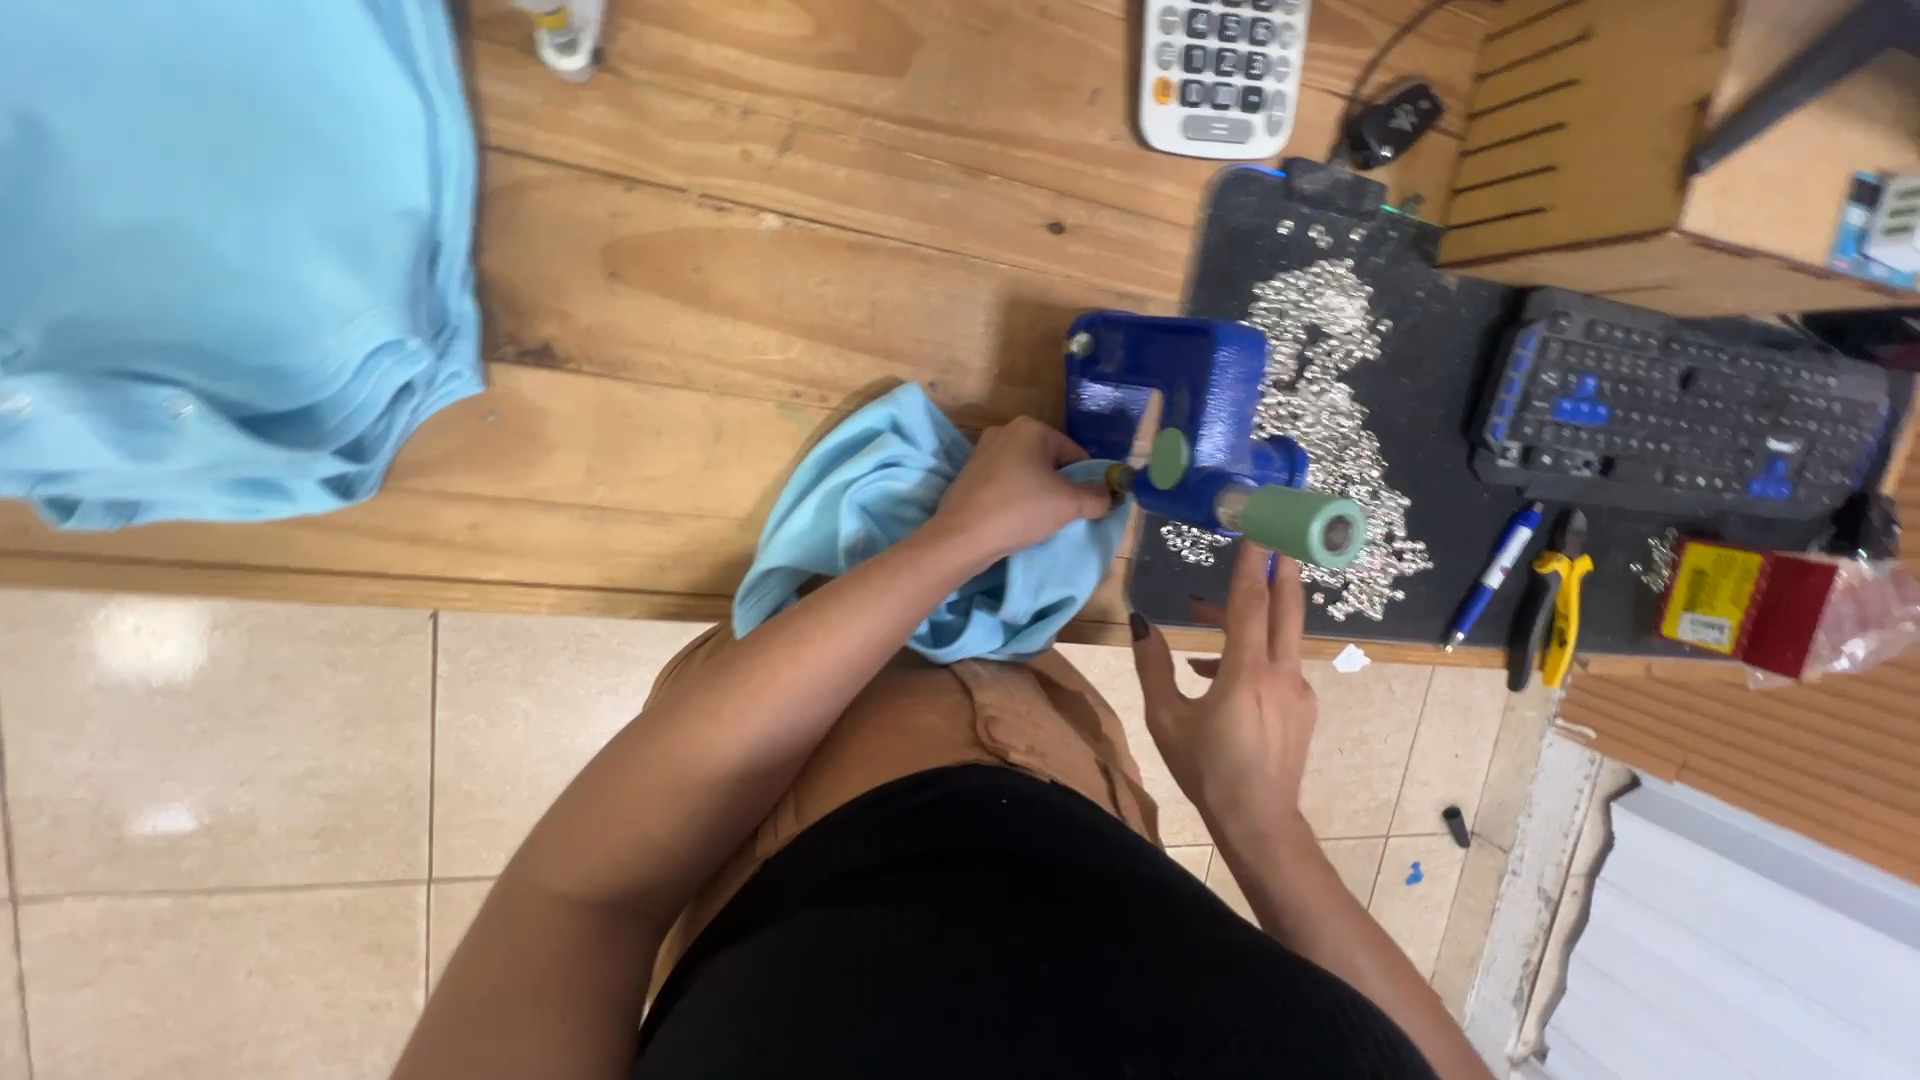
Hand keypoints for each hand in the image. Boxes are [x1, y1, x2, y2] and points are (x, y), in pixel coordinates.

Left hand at [928, 416, 1113, 562]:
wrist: (962, 536)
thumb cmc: (1020, 510)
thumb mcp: (1069, 505)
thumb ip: (1097, 497)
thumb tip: (1110, 496)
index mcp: (1031, 427)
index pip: (1075, 454)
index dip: (1086, 481)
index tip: (1084, 506)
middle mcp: (1005, 431)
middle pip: (1050, 461)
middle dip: (1060, 486)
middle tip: (1061, 514)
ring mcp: (983, 451)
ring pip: (1027, 473)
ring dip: (1038, 493)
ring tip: (1037, 519)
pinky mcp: (970, 474)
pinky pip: (1006, 483)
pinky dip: (1016, 498)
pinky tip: (1015, 518)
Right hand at [1130, 542, 1317, 840]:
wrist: (1258, 820)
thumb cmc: (1205, 769)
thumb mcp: (1166, 718)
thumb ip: (1154, 666)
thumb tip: (1141, 623)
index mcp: (1246, 673)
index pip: (1250, 604)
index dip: (1251, 565)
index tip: (1257, 531)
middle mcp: (1280, 674)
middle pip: (1286, 609)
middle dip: (1282, 571)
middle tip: (1277, 539)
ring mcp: (1297, 691)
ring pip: (1281, 637)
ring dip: (1255, 615)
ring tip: (1208, 616)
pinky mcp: (1302, 708)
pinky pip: (1279, 665)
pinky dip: (1254, 653)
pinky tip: (1217, 671)